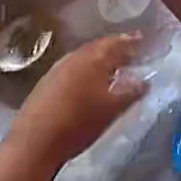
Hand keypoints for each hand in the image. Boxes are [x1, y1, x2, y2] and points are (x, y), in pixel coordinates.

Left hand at [11, 33, 147, 165]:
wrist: (35, 141)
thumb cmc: (79, 122)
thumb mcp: (112, 109)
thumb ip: (131, 92)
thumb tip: (145, 80)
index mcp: (94, 58)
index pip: (116, 43)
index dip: (130, 41)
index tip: (141, 39)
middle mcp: (76, 56)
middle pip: (99, 47)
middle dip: (115, 49)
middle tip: (128, 53)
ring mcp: (58, 68)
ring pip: (84, 57)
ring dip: (99, 60)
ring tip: (111, 67)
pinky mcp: (46, 82)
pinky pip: (72, 68)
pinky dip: (85, 70)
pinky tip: (87, 82)